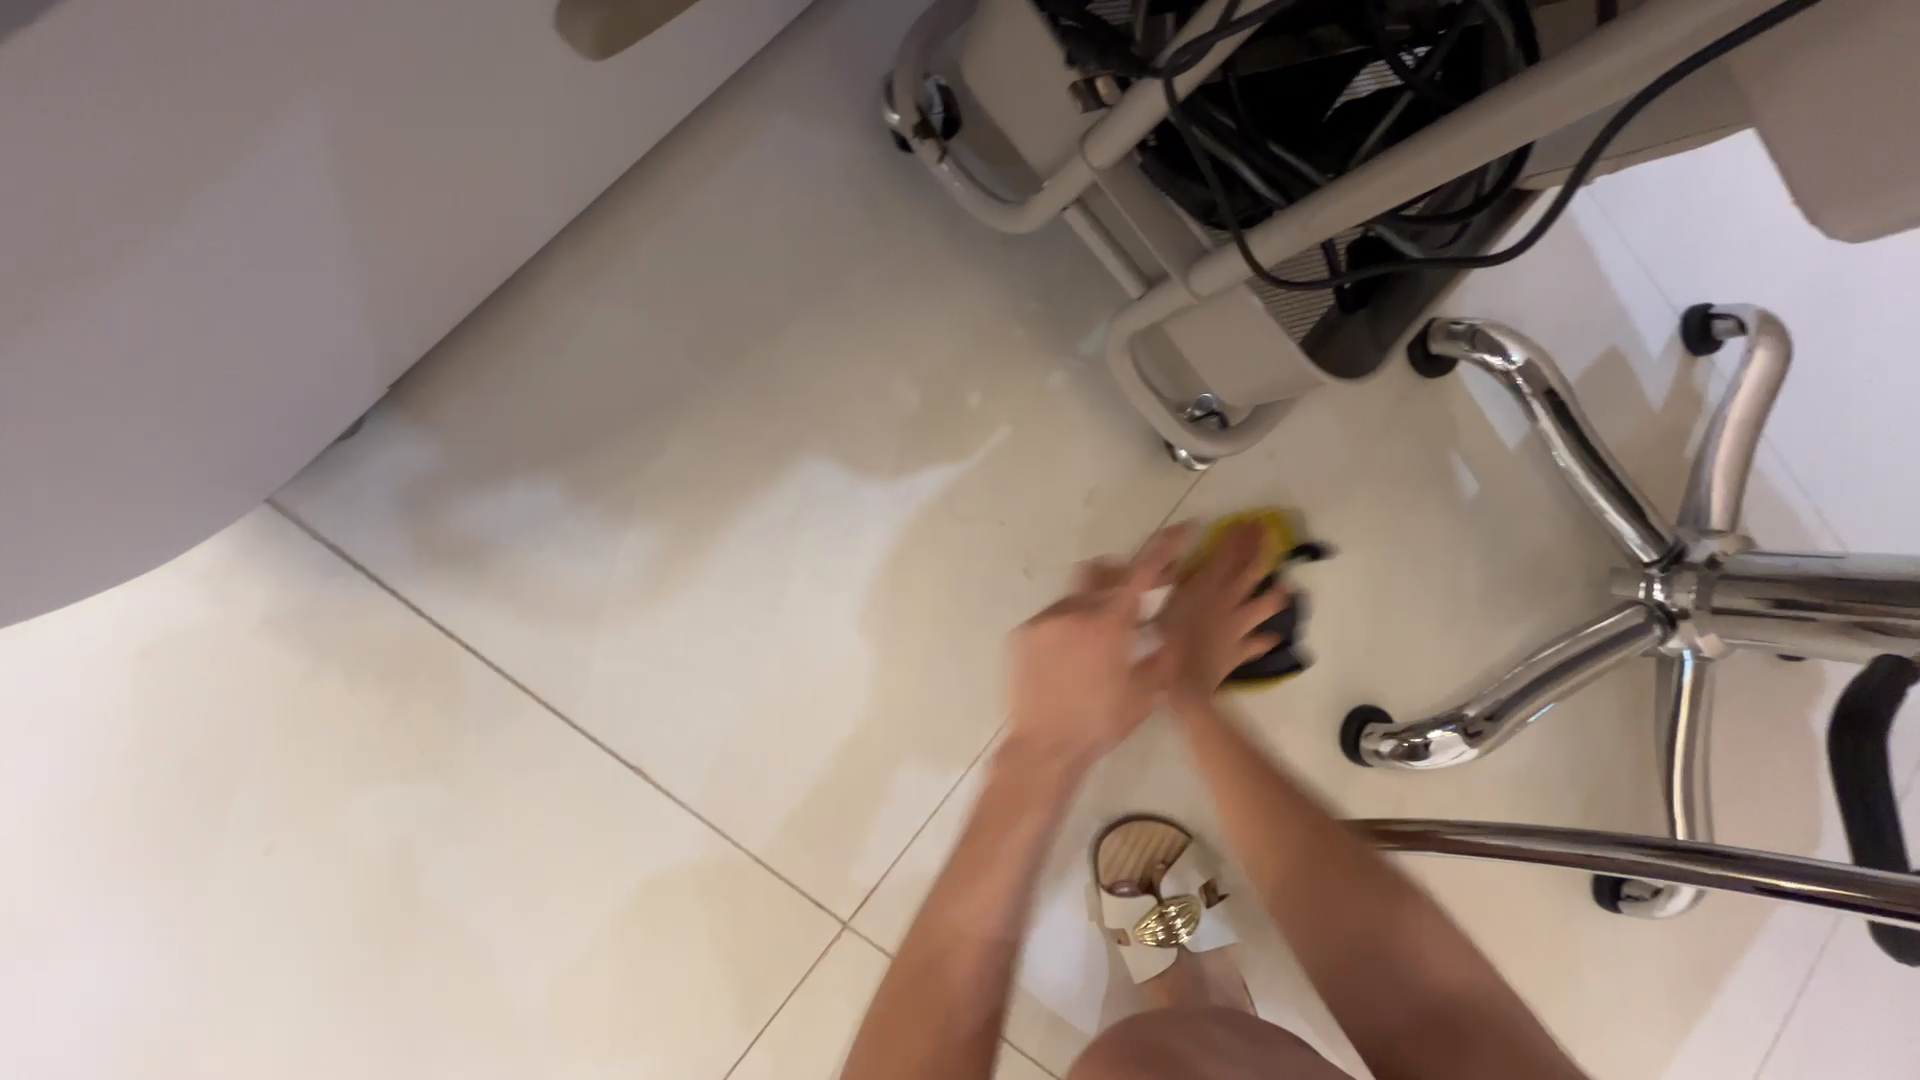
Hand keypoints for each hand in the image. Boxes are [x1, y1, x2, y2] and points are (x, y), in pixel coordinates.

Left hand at [1002, 526, 1186, 773]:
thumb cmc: (1100, 725)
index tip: (1183, 530)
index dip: (1166, 546)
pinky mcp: (1022, 635)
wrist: (1043, 748)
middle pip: (1102, 571)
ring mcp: (1043, 621)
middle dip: (1123, 575)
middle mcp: (1074, 612)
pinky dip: (1067, 628)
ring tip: (1099, 642)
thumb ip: (1163, 655)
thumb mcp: (1146, 693)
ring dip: (1092, 608)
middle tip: (1138, 595)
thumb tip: (1170, 629)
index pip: (1143, 572)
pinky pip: (1051, 619)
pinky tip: (1071, 658)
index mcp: (1110, 624)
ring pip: (1075, 598)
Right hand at [1155, 521, 1289, 710]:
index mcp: (1205, 587)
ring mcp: (1238, 626)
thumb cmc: (1162, 643)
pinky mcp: (1240, 650)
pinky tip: (1270, 638)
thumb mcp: (1158, 607)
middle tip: (1269, 533)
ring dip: (1275, 593)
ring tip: (1284, 585)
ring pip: (1264, 604)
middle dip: (1260, 550)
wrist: (1184, 686)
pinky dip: (1264, 640)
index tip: (1249, 521)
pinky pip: (1258, 643)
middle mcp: (1226, 601)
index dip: (1238, 537)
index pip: (1225, 555)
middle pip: (1250, 571)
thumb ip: (1172, 586)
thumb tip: (1174, 570)